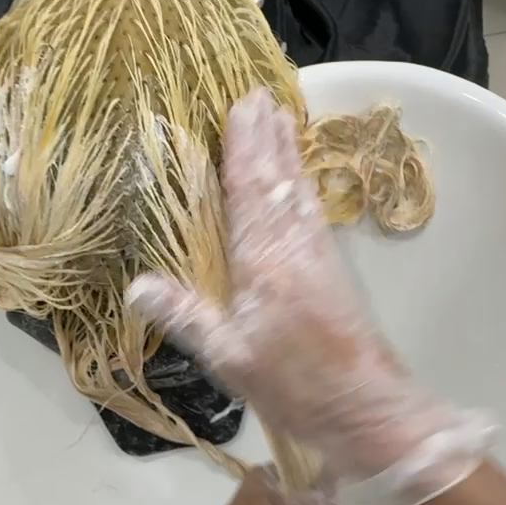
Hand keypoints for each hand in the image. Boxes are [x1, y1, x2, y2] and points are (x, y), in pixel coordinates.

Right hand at [126, 90, 493, 504]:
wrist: (370, 410)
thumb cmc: (297, 386)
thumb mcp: (230, 359)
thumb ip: (187, 318)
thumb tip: (135, 286)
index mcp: (265, 260)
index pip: (251, 190)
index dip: (245, 146)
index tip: (242, 103)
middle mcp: (295, 247)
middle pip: (278, 181)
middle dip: (269, 137)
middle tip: (262, 94)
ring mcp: (319, 258)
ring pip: (299, 193)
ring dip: (288, 155)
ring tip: (282, 120)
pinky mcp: (334, 274)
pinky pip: (311, 214)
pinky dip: (302, 188)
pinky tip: (300, 186)